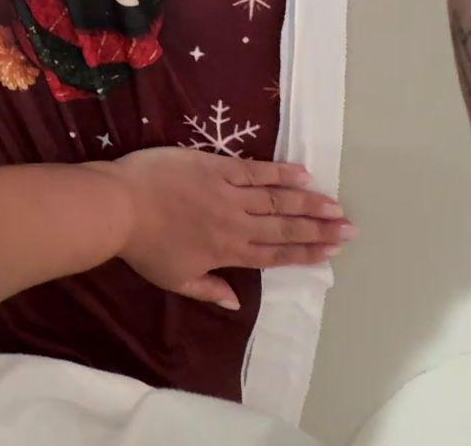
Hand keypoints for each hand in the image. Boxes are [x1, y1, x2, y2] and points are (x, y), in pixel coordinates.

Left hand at [97, 148, 354, 309]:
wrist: (119, 204)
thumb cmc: (142, 244)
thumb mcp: (173, 278)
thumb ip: (207, 289)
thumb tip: (235, 304)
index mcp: (227, 252)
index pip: (274, 254)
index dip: (305, 252)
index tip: (332, 251)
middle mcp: (234, 223)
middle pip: (283, 227)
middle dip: (318, 229)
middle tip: (350, 227)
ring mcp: (226, 192)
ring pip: (275, 199)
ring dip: (307, 202)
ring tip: (335, 204)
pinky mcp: (213, 166)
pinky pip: (252, 169)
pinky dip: (278, 171)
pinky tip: (301, 172)